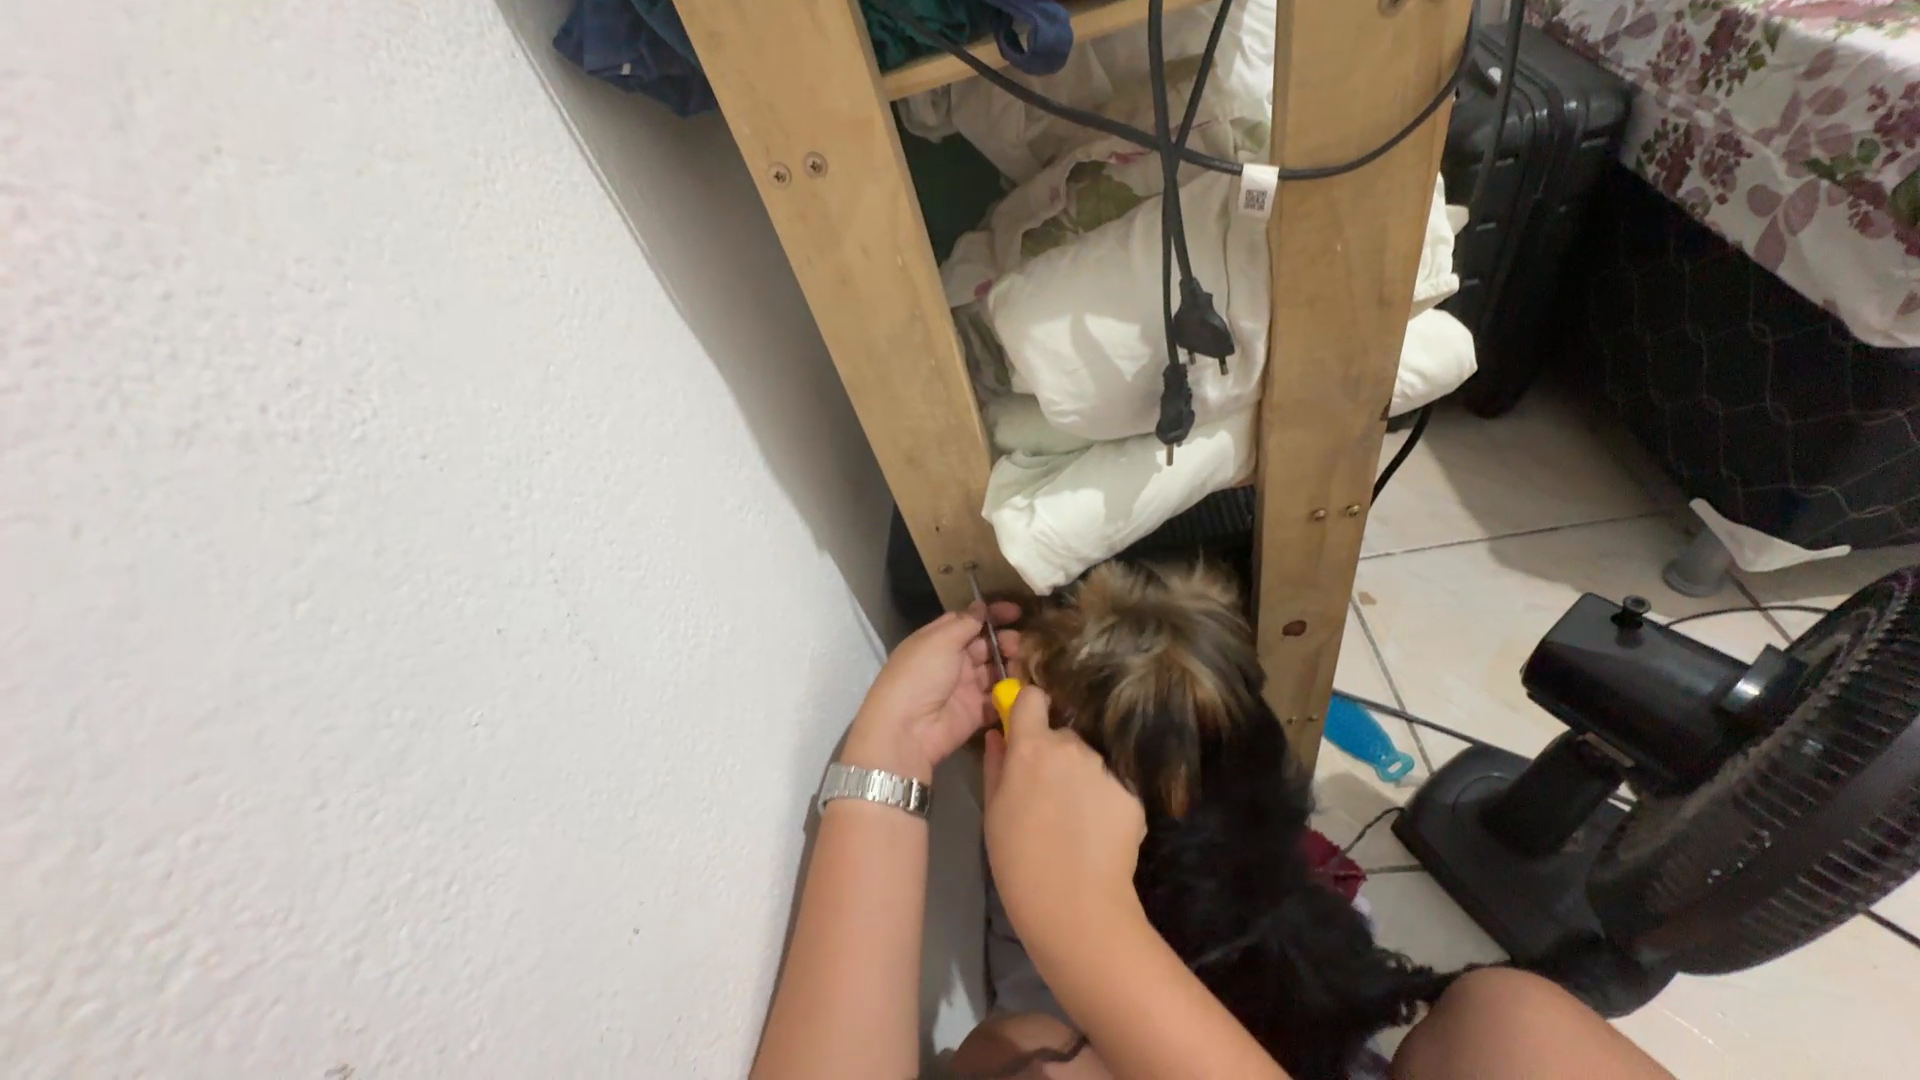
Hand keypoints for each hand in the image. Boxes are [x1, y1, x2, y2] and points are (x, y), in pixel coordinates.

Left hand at [843, 601, 1022, 783]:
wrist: (907, 730)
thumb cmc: (920, 675)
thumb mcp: (939, 640)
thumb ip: (965, 623)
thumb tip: (980, 606)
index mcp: (938, 640)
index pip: (968, 621)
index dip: (991, 615)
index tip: (1016, 611)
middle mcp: (952, 662)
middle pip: (985, 646)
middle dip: (1005, 641)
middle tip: (1019, 644)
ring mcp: (964, 688)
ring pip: (995, 671)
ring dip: (1011, 665)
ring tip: (1024, 663)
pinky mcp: (976, 713)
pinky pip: (998, 699)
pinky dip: (1012, 693)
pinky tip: (1026, 686)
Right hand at [982, 686, 1146, 943]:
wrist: (1075, 907)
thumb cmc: (1019, 861)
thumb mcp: (993, 812)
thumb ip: (996, 764)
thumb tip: (999, 734)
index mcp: (1031, 746)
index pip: (1033, 697)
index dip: (1029, 709)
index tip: (1027, 728)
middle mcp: (1071, 746)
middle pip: (1063, 735)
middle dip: (1056, 755)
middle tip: (1050, 795)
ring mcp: (1105, 768)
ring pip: (1090, 761)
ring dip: (1082, 778)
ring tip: (1077, 821)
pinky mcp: (1132, 792)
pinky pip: (1113, 786)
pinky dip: (1106, 802)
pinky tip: (1098, 834)